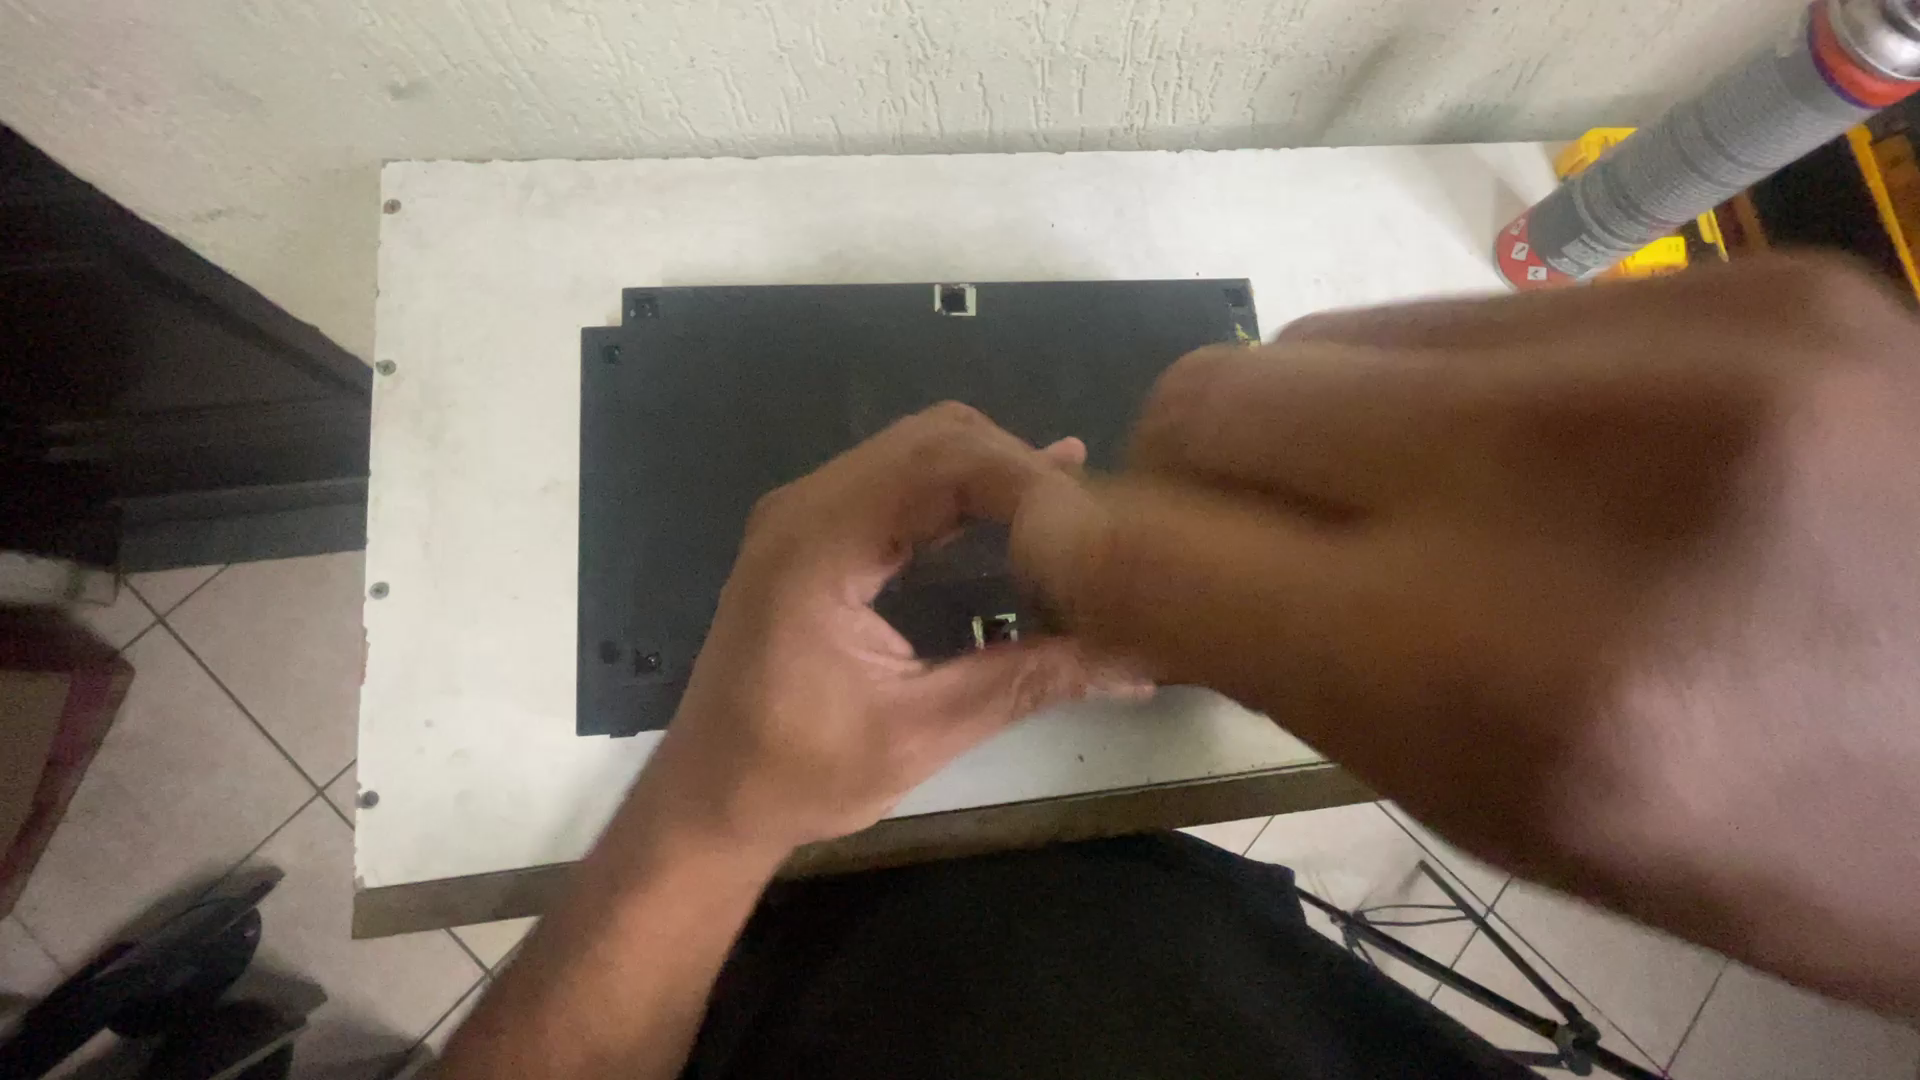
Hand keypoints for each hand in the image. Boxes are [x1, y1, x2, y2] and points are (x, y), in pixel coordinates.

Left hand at [630, 403, 1128, 857]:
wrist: (708, 797)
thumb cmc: (796, 776)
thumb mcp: (919, 734)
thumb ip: (1026, 681)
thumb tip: (1133, 659)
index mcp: (818, 544)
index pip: (941, 464)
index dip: (1027, 481)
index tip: (1093, 528)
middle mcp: (808, 505)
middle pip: (933, 438)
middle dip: (1018, 468)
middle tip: (1086, 522)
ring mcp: (808, 512)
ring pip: (920, 449)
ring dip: (994, 472)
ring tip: (1067, 513)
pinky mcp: (818, 531)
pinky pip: (902, 480)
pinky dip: (963, 488)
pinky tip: (1019, 502)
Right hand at [1011, 255, 1919, 1014]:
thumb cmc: (1714, 824)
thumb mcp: (1454, 787)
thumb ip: (1258, 648)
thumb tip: (1116, 553)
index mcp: (1483, 677)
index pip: (1152, 554)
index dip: (1069, 544)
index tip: (1056, 547)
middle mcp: (1567, 486)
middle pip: (1207, 400)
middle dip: (1169, 471)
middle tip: (1219, 530)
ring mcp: (1672, 351)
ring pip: (1306, 342)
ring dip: (1287, 430)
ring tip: (1369, 500)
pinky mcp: (1733, 284)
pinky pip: (1431, 321)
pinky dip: (1397, 393)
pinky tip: (1479, 455)